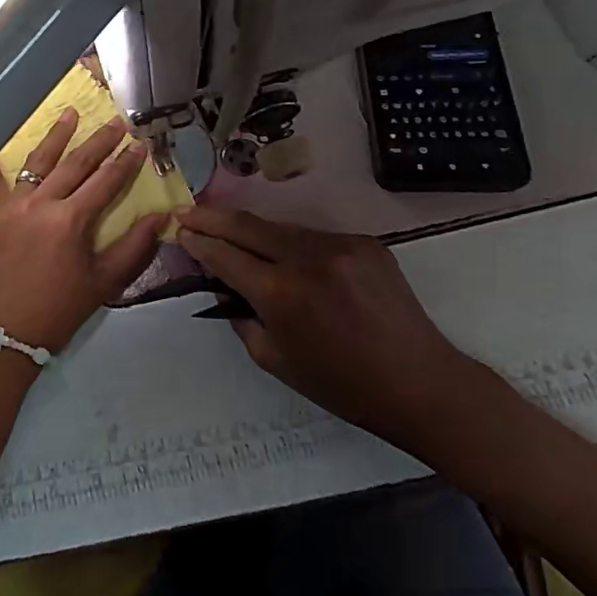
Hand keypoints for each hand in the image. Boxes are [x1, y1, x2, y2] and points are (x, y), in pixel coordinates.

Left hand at [0, 110, 168, 368]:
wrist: (3, 335)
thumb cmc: (59, 310)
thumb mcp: (104, 282)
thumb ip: (134, 247)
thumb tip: (161, 217)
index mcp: (71, 220)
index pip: (106, 181)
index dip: (126, 162)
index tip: (140, 144)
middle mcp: (41, 204)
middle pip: (75, 163)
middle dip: (99, 142)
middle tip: (116, 123)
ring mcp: (13, 207)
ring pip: (37, 162)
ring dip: (56, 137)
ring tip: (70, 113)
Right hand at [177, 205, 507, 449]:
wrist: (417, 380)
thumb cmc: (340, 383)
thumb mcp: (274, 360)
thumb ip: (242, 318)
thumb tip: (225, 288)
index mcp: (281, 294)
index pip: (226, 256)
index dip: (200, 242)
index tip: (179, 231)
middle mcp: (309, 259)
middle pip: (249, 227)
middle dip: (213, 218)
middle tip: (187, 211)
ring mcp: (341, 245)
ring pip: (282, 229)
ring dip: (254, 231)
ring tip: (230, 230)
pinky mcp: (366, 243)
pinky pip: (315, 238)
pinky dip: (293, 244)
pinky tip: (284, 254)